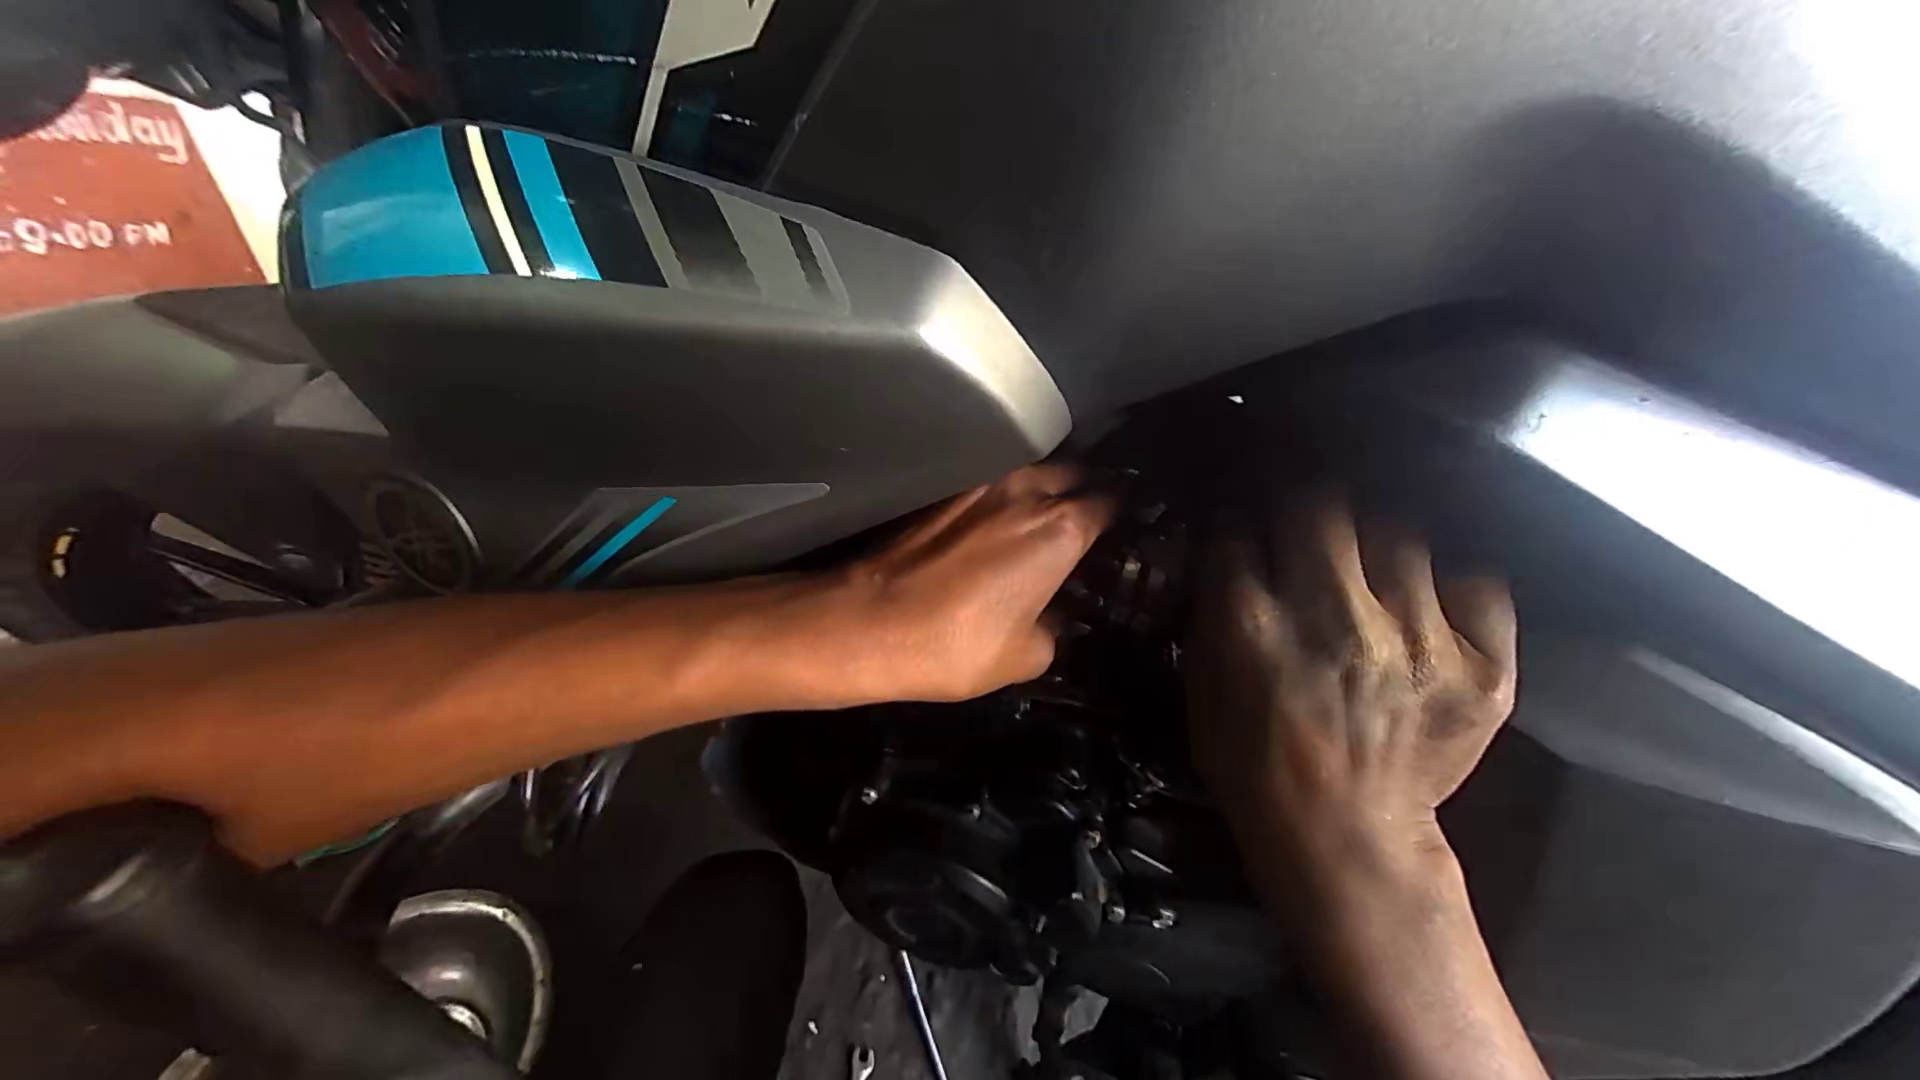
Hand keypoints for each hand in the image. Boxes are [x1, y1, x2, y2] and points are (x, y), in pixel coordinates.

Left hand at [829, 464, 1115, 703]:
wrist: (868, 623)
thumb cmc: (956, 644)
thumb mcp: (1025, 656)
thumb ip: (1053, 628)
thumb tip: (1048, 616)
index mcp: (1059, 528)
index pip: (1110, 502)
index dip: (1123, 512)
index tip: (1126, 525)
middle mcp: (1025, 491)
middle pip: (1073, 475)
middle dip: (1086, 490)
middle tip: (1089, 518)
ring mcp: (980, 485)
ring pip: (1030, 474)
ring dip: (1044, 489)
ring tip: (1045, 517)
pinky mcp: (944, 492)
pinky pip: (992, 486)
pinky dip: (1006, 498)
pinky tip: (999, 523)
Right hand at [1185, 489, 1515, 893]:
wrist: (1344, 835)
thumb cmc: (1253, 760)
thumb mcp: (1202, 684)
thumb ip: (1212, 609)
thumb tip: (1226, 543)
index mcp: (1252, 625)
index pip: (1235, 527)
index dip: (1233, 515)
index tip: (1240, 520)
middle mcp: (1335, 618)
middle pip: (1320, 502)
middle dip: (1301, 499)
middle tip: (1301, 516)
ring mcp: (1419, 640)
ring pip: (1399, 527)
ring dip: (1370, 533)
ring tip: (1362, 555)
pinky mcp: (1485, 667)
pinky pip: (1475, 578)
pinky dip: (1446, 577)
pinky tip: (1422, 594)